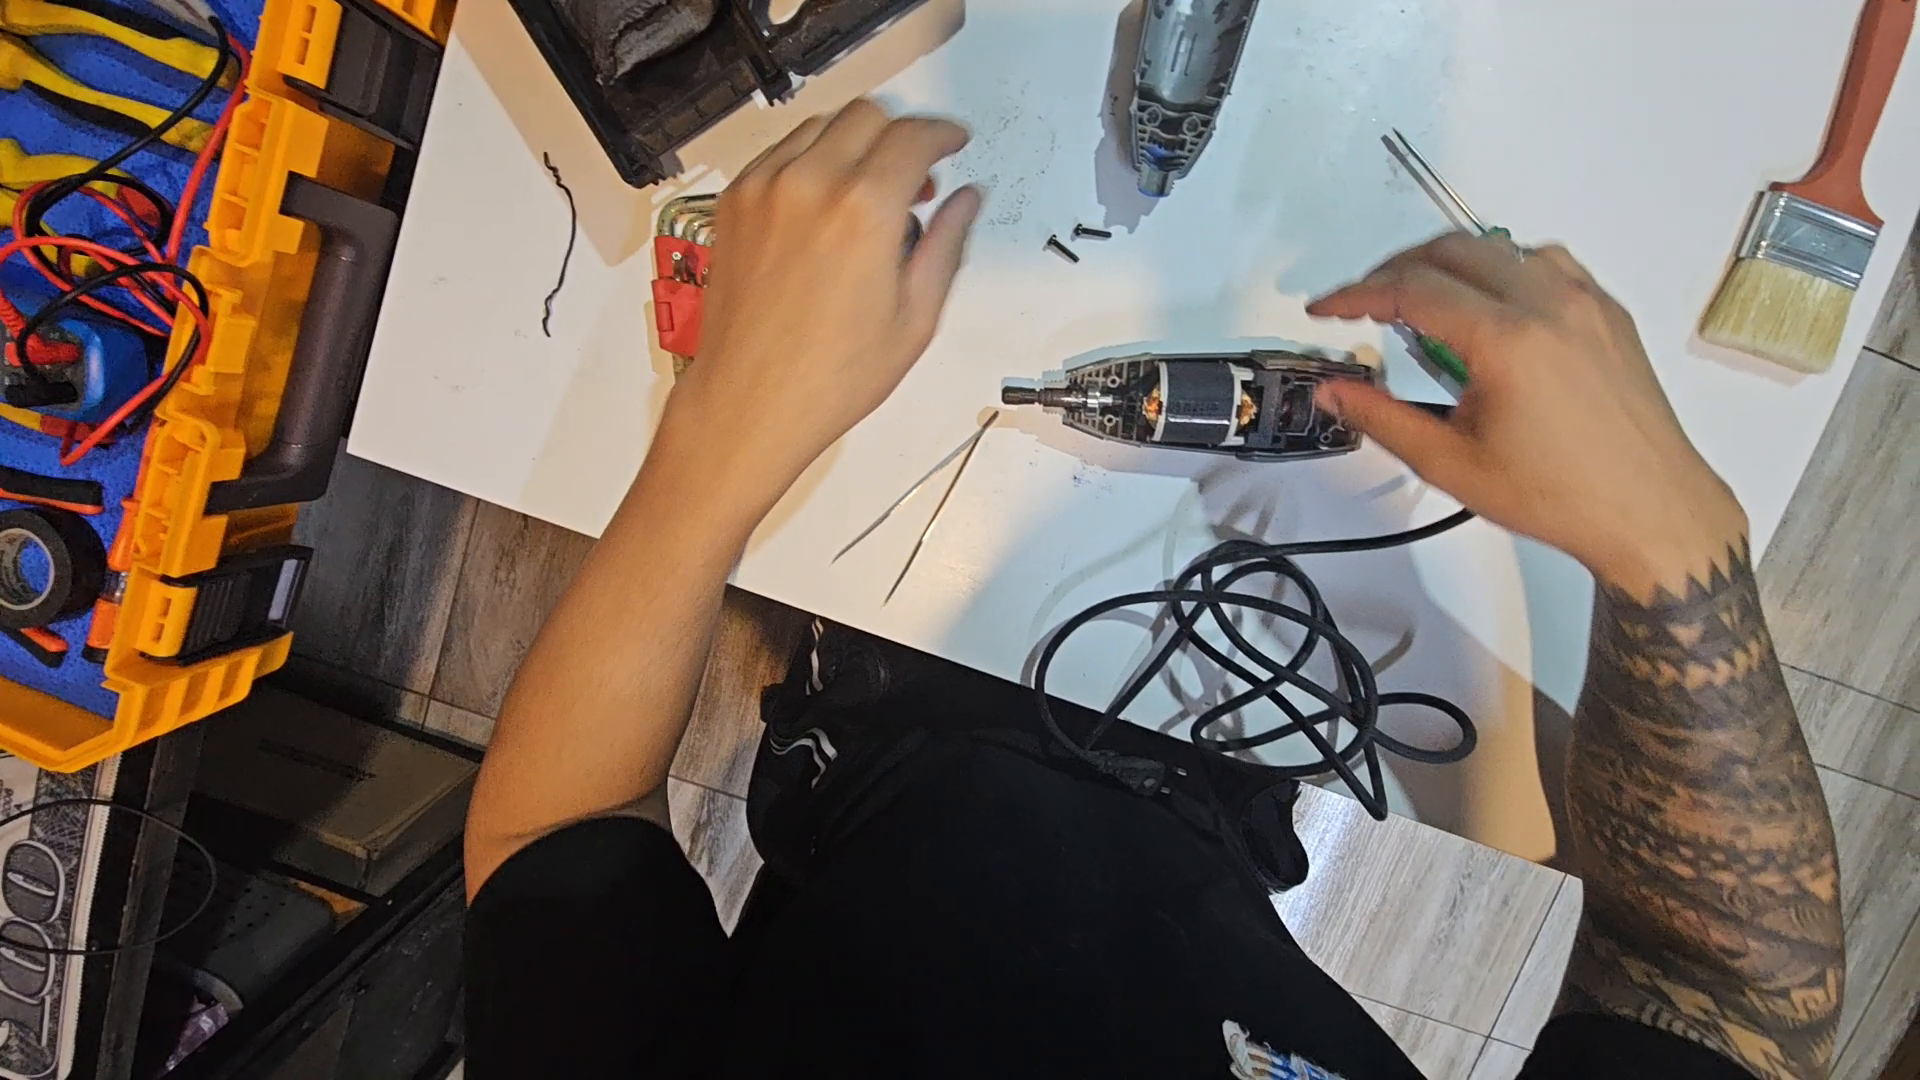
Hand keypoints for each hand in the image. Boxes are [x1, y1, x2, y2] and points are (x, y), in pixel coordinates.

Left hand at [666, 99, 982, 513]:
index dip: (943, 135)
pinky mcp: (735, 202)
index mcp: (863, 211)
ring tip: (871, 197)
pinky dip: (813, 161)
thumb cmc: (830, 378)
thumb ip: (947, 245)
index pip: (914, 137)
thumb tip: (967, 200)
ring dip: (857, 144)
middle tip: (918, 180)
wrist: (752, 401)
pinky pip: (781, 153)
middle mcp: (810, 184)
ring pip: (822, 125)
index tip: (952, 143)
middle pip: (868, 116)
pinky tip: (826, 207)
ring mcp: (765, 188)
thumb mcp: (915, 320)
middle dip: (902, 137)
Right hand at [1308, 233, 1747, 597]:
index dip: (1355, 295)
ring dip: (1445, 262)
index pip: (1413, 290)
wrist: (1650, 510)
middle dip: (1393, 270)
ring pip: (1500, 247)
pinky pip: (1544, 262)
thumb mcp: (1445, 461)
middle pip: (1453, 251)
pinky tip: (1481, 304)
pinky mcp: (1606, 314)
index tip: (1324, 309)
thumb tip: (1331, 392)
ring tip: (1413, 300)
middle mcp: (1551, 305)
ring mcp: (1586, 304)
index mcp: (1507, 340)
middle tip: (1359, 303)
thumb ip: (1379, 417)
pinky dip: (1496, 268)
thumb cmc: (1553, 492)